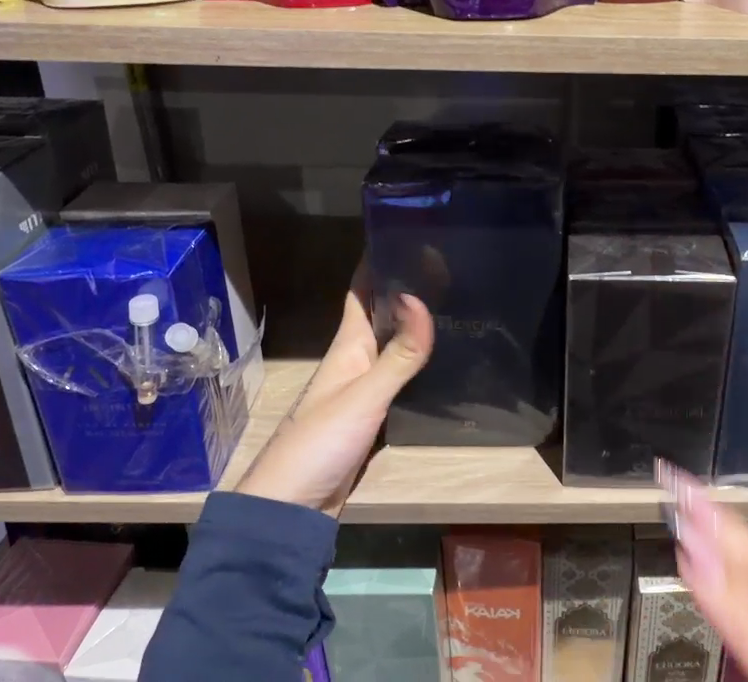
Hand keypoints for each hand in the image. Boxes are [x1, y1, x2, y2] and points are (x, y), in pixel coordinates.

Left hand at [233, 264, 432, 515]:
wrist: (291, 511)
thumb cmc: (319, 443)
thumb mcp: (363, 396)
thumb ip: (397, 354)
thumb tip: (422, 298)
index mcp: (346, 347)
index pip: (363, 292)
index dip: (382, 262)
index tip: (412, 235)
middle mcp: (354, 362)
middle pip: (383, 317)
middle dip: (409, 291)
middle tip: (452, 269)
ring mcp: (362, 392)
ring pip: (393, 349)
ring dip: (416, 329)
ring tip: (457, 308)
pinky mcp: (373, 420)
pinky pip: (400, 382)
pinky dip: (419, 368)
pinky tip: (443, 368)